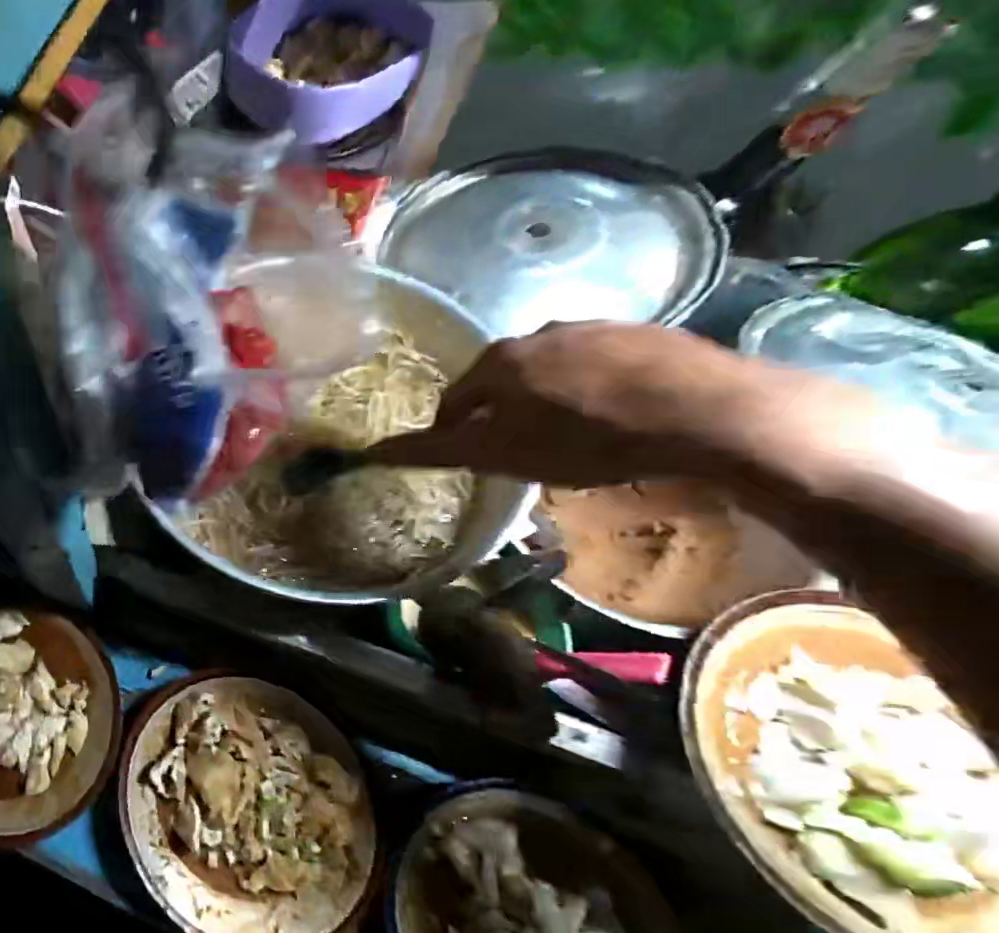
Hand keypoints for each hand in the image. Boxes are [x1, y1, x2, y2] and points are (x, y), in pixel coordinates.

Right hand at [367, 322, 840, 487]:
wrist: (708, 415)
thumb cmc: (584, 439)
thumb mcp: (497, 454)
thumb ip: (431, 450)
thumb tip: (371, 451)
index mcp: (497, 360)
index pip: (452, 400)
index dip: (452, 433)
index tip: (467, 460)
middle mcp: (539, 331)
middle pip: (499, 381)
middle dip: (499, 412)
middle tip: (517, 450)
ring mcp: (597, 325)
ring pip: (548, 369)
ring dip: (544, 398)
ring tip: (567, 435)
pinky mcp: (647, 332)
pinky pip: (597, 363)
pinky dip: (590, 387)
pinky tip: (611, 415)